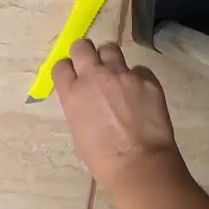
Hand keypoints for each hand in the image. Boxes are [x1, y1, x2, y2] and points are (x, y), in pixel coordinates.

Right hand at [52, 40, 183, 185]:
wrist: (138, 162)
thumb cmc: (101, 157)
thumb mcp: (78, 130)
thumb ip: (79, 106)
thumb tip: (87, 100)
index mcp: (72, 93)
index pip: (61, 65)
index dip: (67, 69)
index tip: (73, 75)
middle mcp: (95, 77)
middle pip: (83, 46)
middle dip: (85, 53)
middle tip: (92, 65)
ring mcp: (123, 74)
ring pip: (111, 49)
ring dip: (110, 59)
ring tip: (117, 76)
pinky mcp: (147, 79)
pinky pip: (138, 70)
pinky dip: (136, 79)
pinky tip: (140, 96)